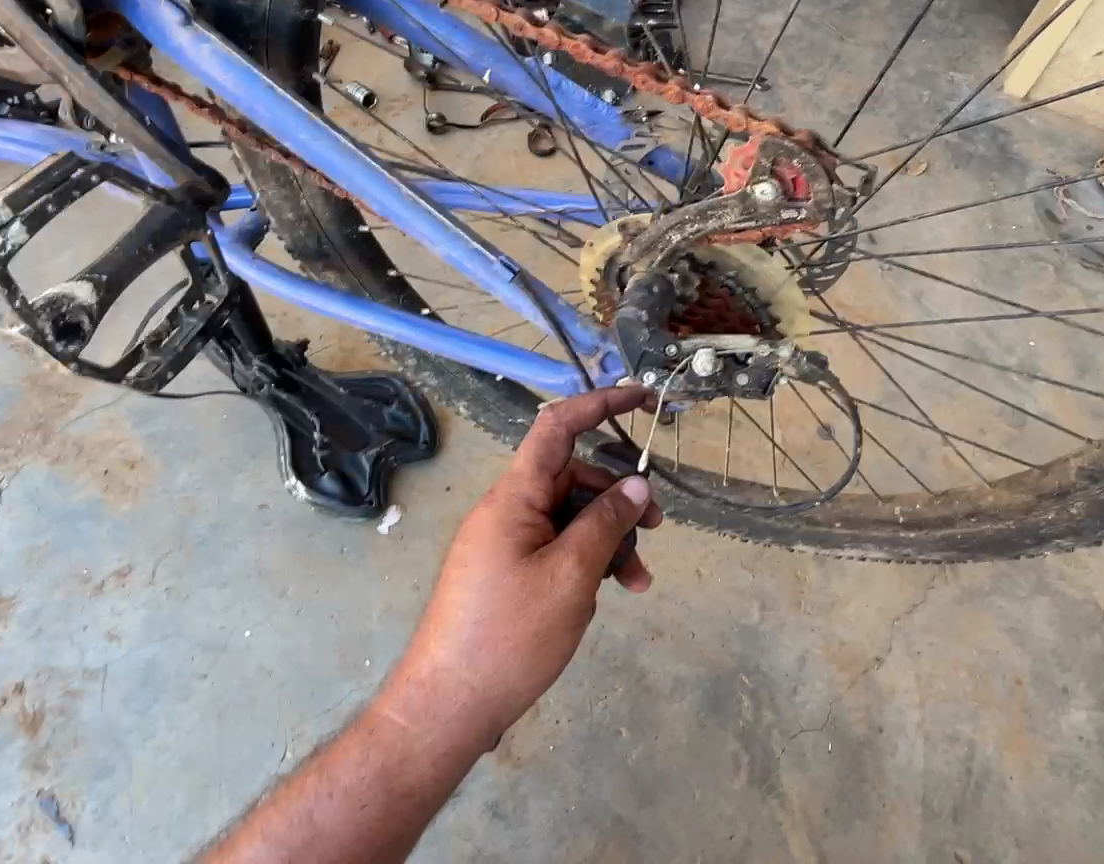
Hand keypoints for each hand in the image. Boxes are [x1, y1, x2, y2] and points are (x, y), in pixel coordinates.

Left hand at [372, 387, 662, 748]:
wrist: (448, 706)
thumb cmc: (510, 635)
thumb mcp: (571, 576)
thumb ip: (606, 524)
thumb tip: (636, 486)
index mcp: (515, 495)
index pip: (558, 427)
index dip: (601, 403)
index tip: (642, 398)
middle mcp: (509, 509)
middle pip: (573, 479)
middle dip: (618, 497)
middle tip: (656, 528)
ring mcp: (508, 542)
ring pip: (571, 518)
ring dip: (609, 539)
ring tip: (638, 580)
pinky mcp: (510, 572)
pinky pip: (557, 548)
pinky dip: (587, 562)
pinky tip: (609, 593)